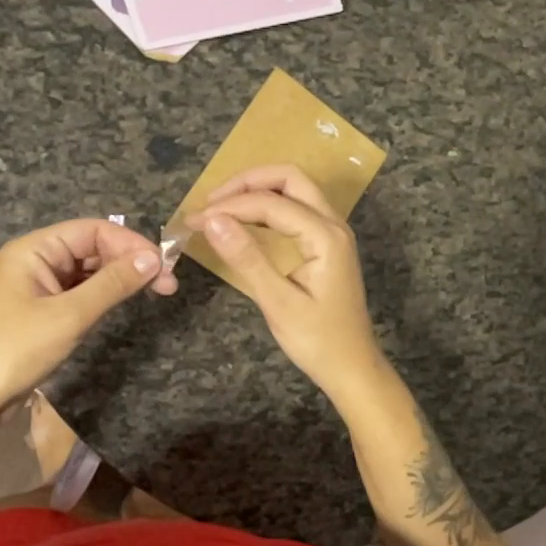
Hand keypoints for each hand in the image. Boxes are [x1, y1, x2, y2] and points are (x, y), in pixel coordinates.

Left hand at [0, 219, 174, 409]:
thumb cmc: (15, 350)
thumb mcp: (69, 316)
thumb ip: (112, 284)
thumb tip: (153, 259)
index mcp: (33, 250)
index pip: (92, 230)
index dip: (131, 244)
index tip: (165, 267)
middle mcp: (34, 260)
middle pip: (91, 247)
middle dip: (130, 261)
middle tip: (168, 284)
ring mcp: (36, 286)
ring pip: (87, 270)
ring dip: (120, 278)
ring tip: (155, 292)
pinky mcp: (39, 310)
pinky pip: (78, 291)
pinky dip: (103, 295)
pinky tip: (123, 304)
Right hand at [187, 165, 386, 400]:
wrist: (352, 367)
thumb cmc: (318, 341)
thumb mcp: (278, 302)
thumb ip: (246, 258)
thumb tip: (212, 220)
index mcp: (326, 237)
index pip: (271, 204)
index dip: (230, 206)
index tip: (194, 219)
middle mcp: (334, 226)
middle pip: (290, 179)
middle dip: (247, 182)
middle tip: (211, 201)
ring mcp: (334, 234)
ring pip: (296, 191)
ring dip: (259, 191)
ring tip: (221, 207)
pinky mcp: (328, 246)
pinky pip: (298, 211)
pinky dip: (270, 208)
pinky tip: (245, 222)